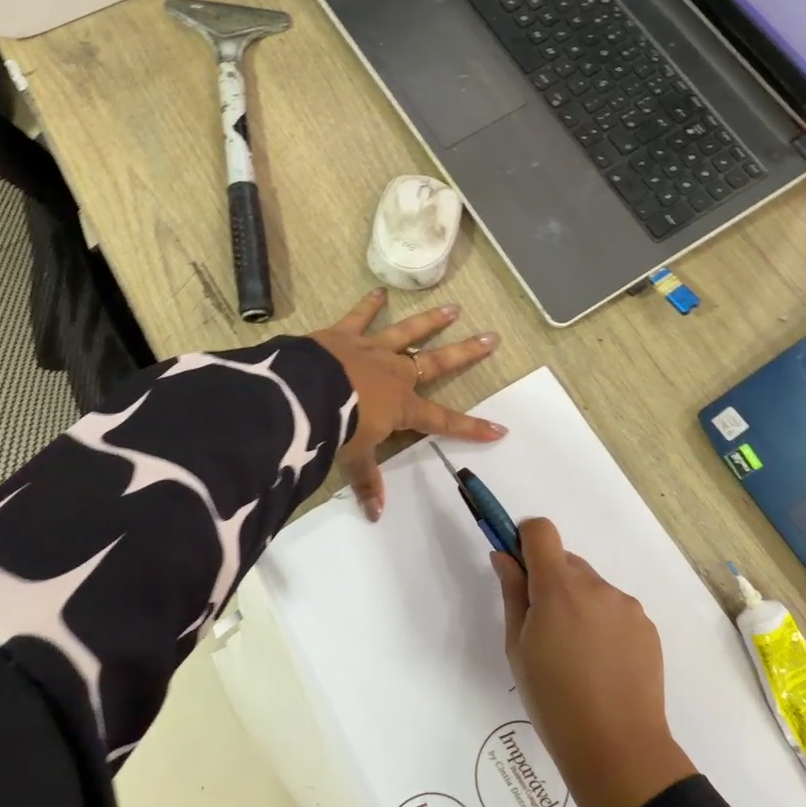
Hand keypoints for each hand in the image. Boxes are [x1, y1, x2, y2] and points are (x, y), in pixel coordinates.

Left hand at [309, 287, 504, 519]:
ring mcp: (372, 350)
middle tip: (491, 338)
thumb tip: (376, 516)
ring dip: (431, 321)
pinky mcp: (345, 335)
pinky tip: (379, 291)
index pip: (444, 421)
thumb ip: (366, 481)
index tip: (500, 428)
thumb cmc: (336, 429)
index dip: (472, 427)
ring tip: (453, 308)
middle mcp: (394, 373)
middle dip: (466, 353)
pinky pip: (360, 317)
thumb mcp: (353, 459)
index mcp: (401, 407)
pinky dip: (369, 304)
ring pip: (408, 332)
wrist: (305, 394)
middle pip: (437, 363)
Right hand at [493, 518, 696, 806]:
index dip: (526, 539)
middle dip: (551, 583)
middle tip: (544, 629)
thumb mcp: (518, 648)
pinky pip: (615, 611)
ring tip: (577, 656)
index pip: (541, 531)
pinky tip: (601, 665)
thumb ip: (512, 594)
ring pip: (592, 588)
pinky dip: (603, 625)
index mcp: (558, 587)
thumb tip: (503, 556)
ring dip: (579, 605)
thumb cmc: (553, 700)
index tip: (519, 565)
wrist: (618, 749)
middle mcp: (595, 586)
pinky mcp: (646, 627)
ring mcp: (625, 605)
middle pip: (566, 562)